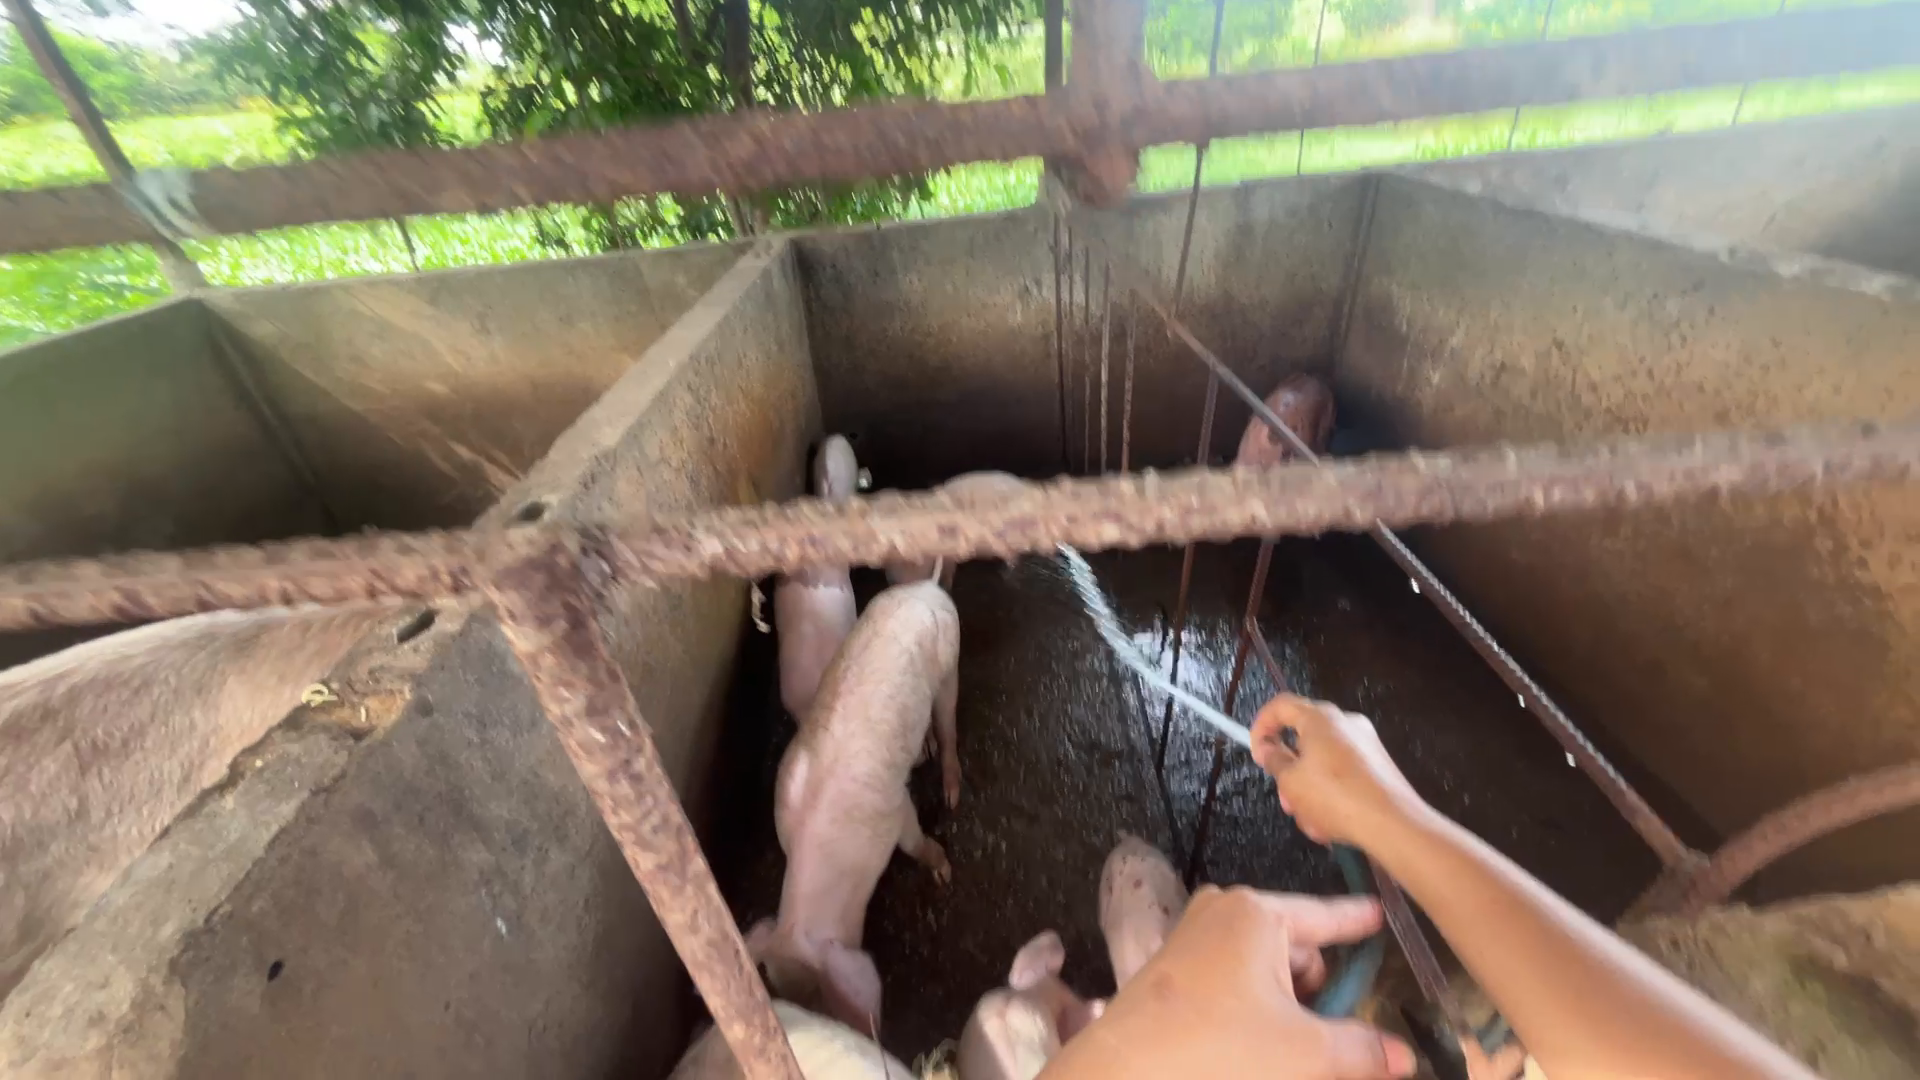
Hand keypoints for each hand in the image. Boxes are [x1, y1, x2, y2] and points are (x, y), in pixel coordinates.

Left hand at [1042, 887, 1415, 1079]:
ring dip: (1291, 1008)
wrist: (1131, 1067)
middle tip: (1330, 1040)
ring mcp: (1196, 935)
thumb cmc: (1224, 1048)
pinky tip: (1263, 1048)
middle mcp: (1224, 911)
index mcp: (1256, 914)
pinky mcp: (1179, 965)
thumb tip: (1404, 1054)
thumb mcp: (1306, 1053)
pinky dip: (1260, 1009)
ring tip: (1294, 1053)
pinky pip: (1237, 979)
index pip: (1323, 914)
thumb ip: (1362, 1049)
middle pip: (1296, 947)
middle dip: (1320, 991)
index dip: (1356, 918)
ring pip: (1267, 968)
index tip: (1382, 909)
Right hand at [1250, 695, 1423, 847]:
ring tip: (1310, 820)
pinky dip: (1332, 793)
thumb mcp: (1290, 781)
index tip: (1257, 754)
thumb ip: (1274, 761)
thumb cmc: (1335, 797)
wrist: (1397, 827)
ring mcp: (1366, 745)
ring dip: (1309, 788)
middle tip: (1284, 796)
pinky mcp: (1380, 768)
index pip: (1280, 706)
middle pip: (1303, 737)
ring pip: (1322, 761)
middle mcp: (1345, 723)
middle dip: (1289, 770)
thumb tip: (1268, 748)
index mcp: (1320, 718)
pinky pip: (1344, 774)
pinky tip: (1331, 823)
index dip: (1261, 726)